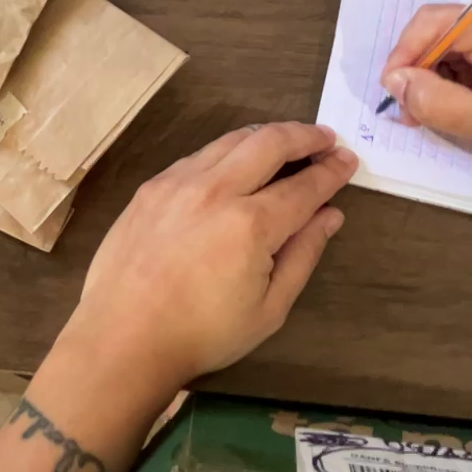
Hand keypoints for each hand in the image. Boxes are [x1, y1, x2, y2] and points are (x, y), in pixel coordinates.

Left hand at [58, 123, 356, 397]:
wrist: (122, 336)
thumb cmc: (202, 333)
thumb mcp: (268, 309)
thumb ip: (303, 254)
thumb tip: (330, 215)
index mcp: (250, 225)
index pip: (304, 186)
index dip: (331, 171)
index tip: (348, 161)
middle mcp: (216, 189)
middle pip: (270, 142)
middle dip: (304, 135)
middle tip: (325, 138)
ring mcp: (180, 181)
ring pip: (233, 139)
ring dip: (266, 135)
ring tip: (287, 141)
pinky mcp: (154, 183)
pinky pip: (200, 154)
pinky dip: (228, 150)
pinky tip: (236, 162)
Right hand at [381, 3, 471, 187]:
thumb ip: (434, 100)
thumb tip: (394, 80)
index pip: (435, 22)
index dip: (405, 52)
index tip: (392, 91)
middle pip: (445, 31)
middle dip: (420, 68)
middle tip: (408, 111)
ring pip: (460, 46)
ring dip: (439, 77)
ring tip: (431, 115)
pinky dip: (461, 80)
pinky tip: (459, 108)